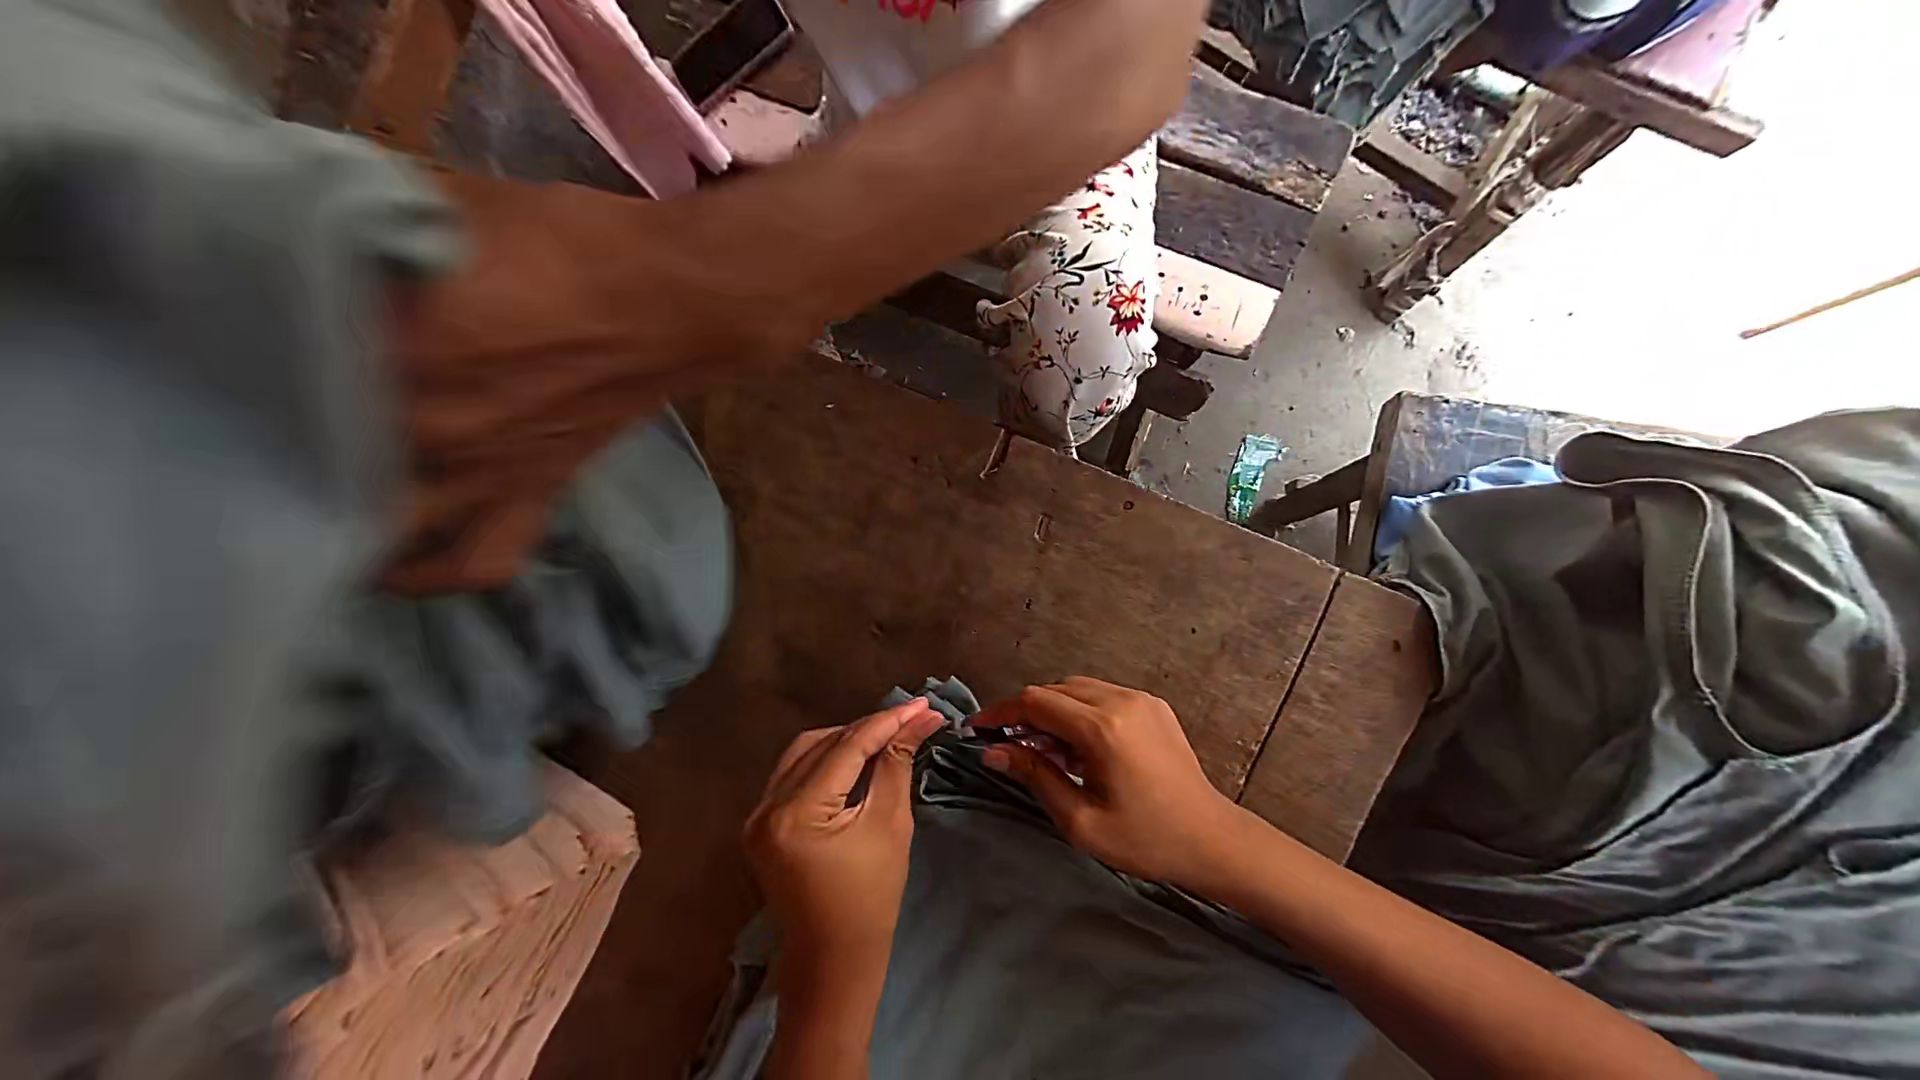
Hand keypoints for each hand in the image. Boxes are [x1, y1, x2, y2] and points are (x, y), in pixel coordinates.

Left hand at [745, 699, 946, 970]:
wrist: (834, 959)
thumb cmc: (871, 898)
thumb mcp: (890, 825)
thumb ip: (898, 764)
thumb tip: (922, 720)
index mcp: (796, 813)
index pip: (847, 747)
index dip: (888, 722)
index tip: (923, 705)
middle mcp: (767, 807)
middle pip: (823, 743)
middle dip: (869, 728)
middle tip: (911, 718)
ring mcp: (758, 815)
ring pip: (805, 752)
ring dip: (846, 739)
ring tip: (887, 734)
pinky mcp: (761, 823)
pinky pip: (795, 772)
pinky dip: (826, 759)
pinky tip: (856, 756)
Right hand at [974, 677, 1253, 889]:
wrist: (1212, 839)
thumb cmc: (1145, 840)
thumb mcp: (1080, 819)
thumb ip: (1035, 776)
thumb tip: (994, 751)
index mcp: (1104, 729)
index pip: (1036, 701)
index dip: (1001, 713)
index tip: (978, 729)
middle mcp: (1122, 701)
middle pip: (1054, 689)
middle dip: (1025, 714)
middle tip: (1011, 749)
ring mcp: (1141, 699)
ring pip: (1076, 689)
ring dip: (1052, 712)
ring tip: (1047, 753)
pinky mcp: (1153, 705)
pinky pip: (1101, 695)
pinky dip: (1078, 712)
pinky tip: (1079, 747)